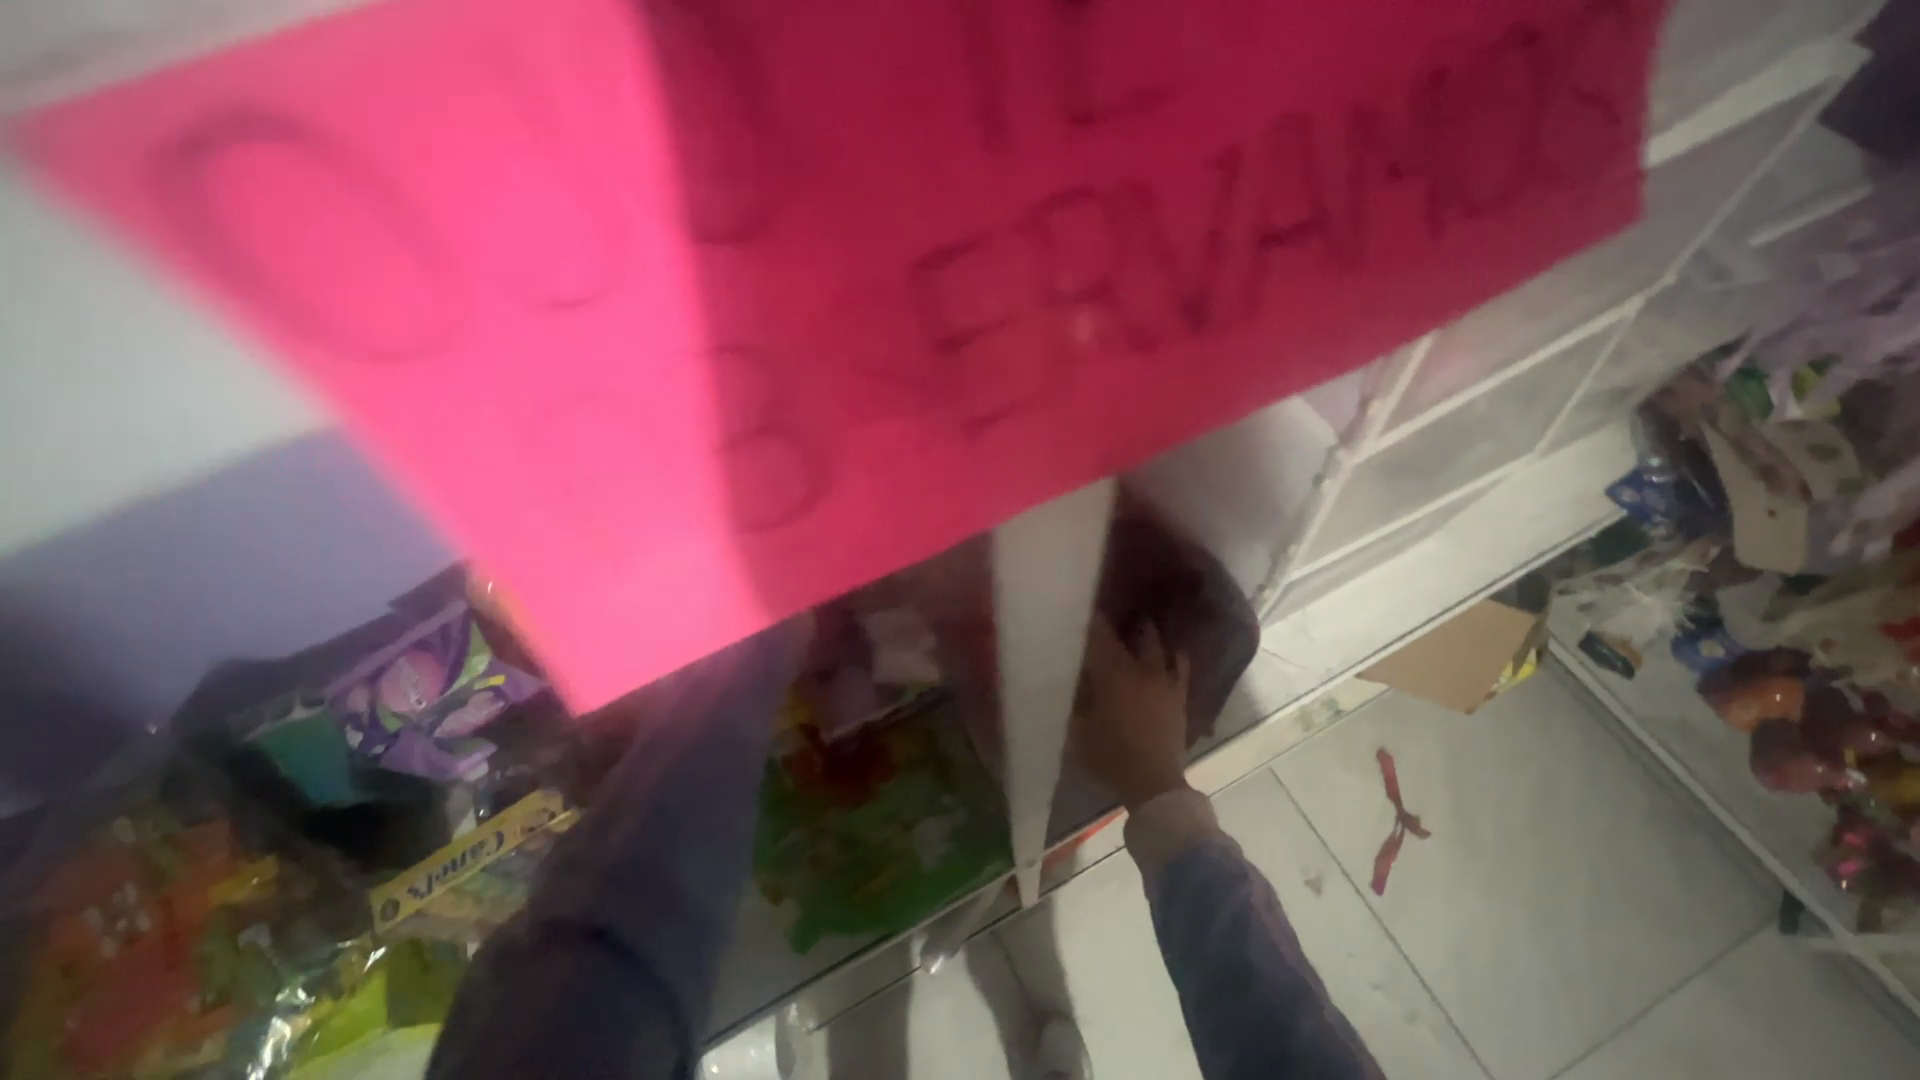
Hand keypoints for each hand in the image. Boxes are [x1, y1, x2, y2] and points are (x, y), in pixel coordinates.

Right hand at [1073, 616, 1192, 810]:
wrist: (1153, 782)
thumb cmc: (1110, 756)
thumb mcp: (1080, 729)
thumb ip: (1077, 701)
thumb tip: (1076, 681)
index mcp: (1114, 675)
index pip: (1101, 638)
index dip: (1093, 621)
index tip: (1086, 609)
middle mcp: (1141, 670)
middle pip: (1134, 635)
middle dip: (1124, 622)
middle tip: (1114, 613)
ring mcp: (1165, 682)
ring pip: (1159, 646)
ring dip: (1149, 633)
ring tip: (1142, 624)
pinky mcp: (1179, 696)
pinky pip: (1181, 667)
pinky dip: (1175, 656)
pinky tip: (1172, 651)